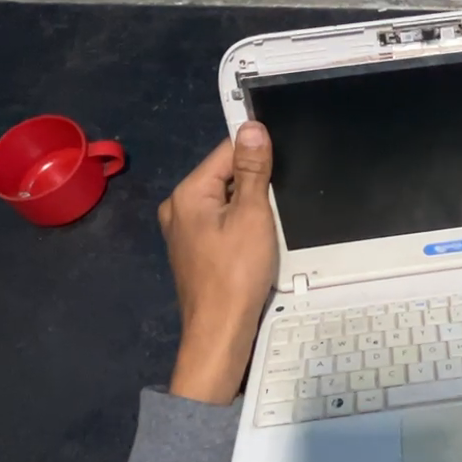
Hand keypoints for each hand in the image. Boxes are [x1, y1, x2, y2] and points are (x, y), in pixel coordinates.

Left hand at [157, 122, 279, 404]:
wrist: (220, 333)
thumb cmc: (237, 272)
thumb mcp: (252, 214)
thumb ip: (252, 170)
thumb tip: (252, 128)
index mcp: (188, 193)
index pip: (227, 151)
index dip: (257, 154)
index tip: (282, 164)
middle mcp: (179, 208)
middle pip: (225, 176)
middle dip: (254, 182)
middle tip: (279, 199)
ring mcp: (184, 231)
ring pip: (225, 200)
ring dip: (250, 206)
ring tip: (269, 223)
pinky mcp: (195, 250)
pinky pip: (222, 222)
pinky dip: (241, 224)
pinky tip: (257, 239)